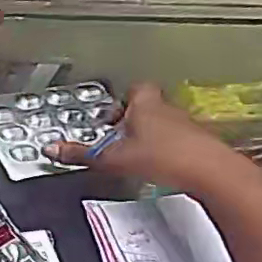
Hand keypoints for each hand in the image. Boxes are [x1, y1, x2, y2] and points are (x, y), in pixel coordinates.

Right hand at [42, 84, 254, 192]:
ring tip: (131, 155)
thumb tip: (53, 150)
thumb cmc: (165, 156)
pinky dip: (162, 151)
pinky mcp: (196, 144)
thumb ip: (80, 154)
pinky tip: (154, 167)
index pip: (133, 89)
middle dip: (129, 120)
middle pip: (145, 107)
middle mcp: (167, 110)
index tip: (108, 114)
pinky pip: (174, 142)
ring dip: (146, 136)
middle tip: (114, 136)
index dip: (120, 100)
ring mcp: (185, 127)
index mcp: (145, 105)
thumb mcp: (111, 158)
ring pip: (160, 124)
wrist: (208, 171)